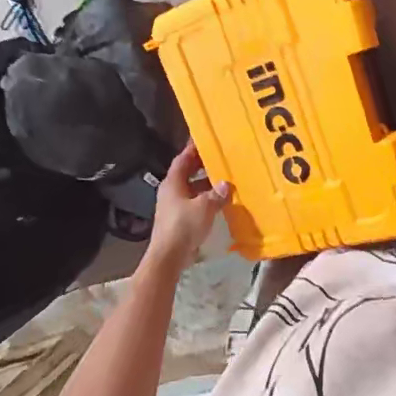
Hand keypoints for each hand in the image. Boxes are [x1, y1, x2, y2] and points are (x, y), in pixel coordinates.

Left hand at [143, 142, 231, 277]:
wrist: (169, 255)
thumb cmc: (184, 226)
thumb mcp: (204, 207)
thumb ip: (216, 194)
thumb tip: (225, 185)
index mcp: (173, 182)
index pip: (183, 159)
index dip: (193, 149)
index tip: (205, 140)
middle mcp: (171, 191)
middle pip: (187, 173)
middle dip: (202, 166)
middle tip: (219, 158)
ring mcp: (173, 206)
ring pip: (191, 189)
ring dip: (206, 184)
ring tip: (224, 179)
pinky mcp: (179, 219)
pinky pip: (194, 203)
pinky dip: (205, 199)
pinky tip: (220, 201)